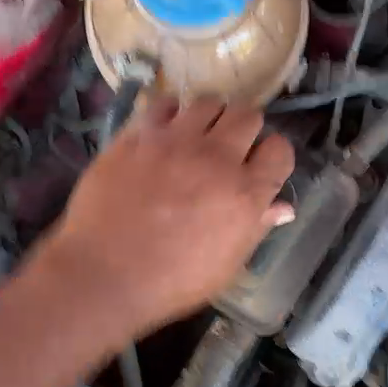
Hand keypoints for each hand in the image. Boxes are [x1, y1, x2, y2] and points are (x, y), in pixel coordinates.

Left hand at [33, 97, 293, 334]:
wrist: (104, 276)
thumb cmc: (171, 284)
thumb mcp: (224, 266)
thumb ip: (255, 228)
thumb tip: (283, 207)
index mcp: (245, 195)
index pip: (280, 150)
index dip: (273, 157)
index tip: (261, 167)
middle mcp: (217, 158)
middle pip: (248, 116)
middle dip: (245, 130)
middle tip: (229, 149)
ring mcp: (175, 142)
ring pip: (208, 103)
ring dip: (210, 117)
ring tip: (197, 137)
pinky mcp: (138, 135)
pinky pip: (164, 104)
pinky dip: (170, 114)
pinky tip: (164, 133)